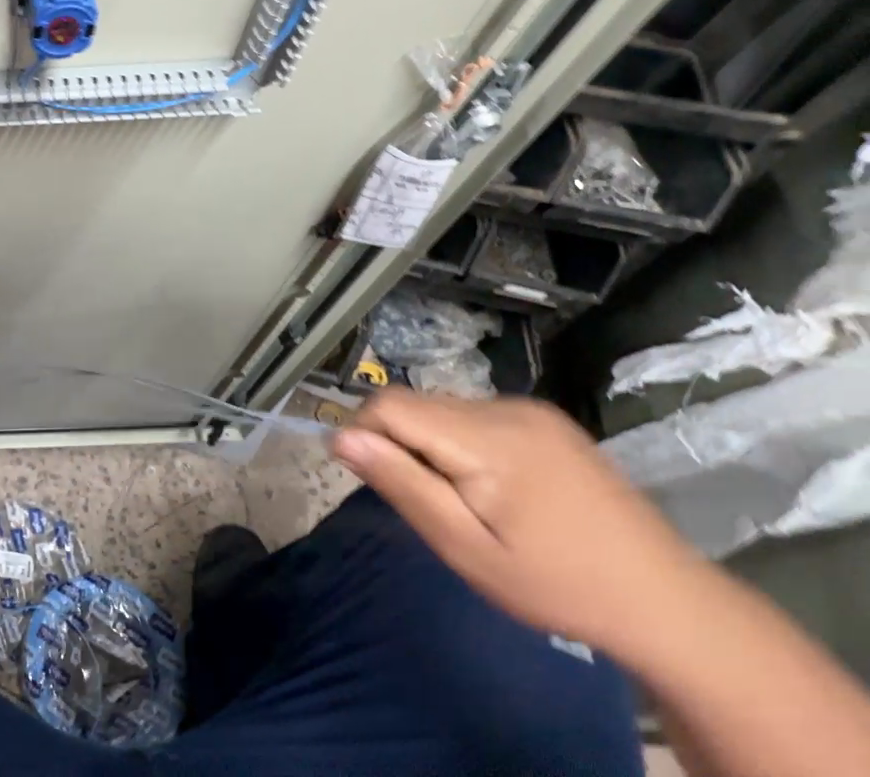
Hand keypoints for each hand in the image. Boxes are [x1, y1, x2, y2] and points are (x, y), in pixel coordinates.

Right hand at [333, 389, 706, 653]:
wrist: (666, 602)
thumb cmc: (556, 584)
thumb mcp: (465, 546)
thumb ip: (403, 484)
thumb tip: (340, 437)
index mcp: (489, 438)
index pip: (389, 404)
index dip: (363, 435)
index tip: (373, 482)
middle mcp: (509, 409)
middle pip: (416, 403)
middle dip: (397, 443)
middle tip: (422, 505)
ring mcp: (534, 413)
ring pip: (442, 409)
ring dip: (426, 445)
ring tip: (456, 502)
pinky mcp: (548, 423)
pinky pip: (475, 417)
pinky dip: (457, 444)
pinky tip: (486, 490)